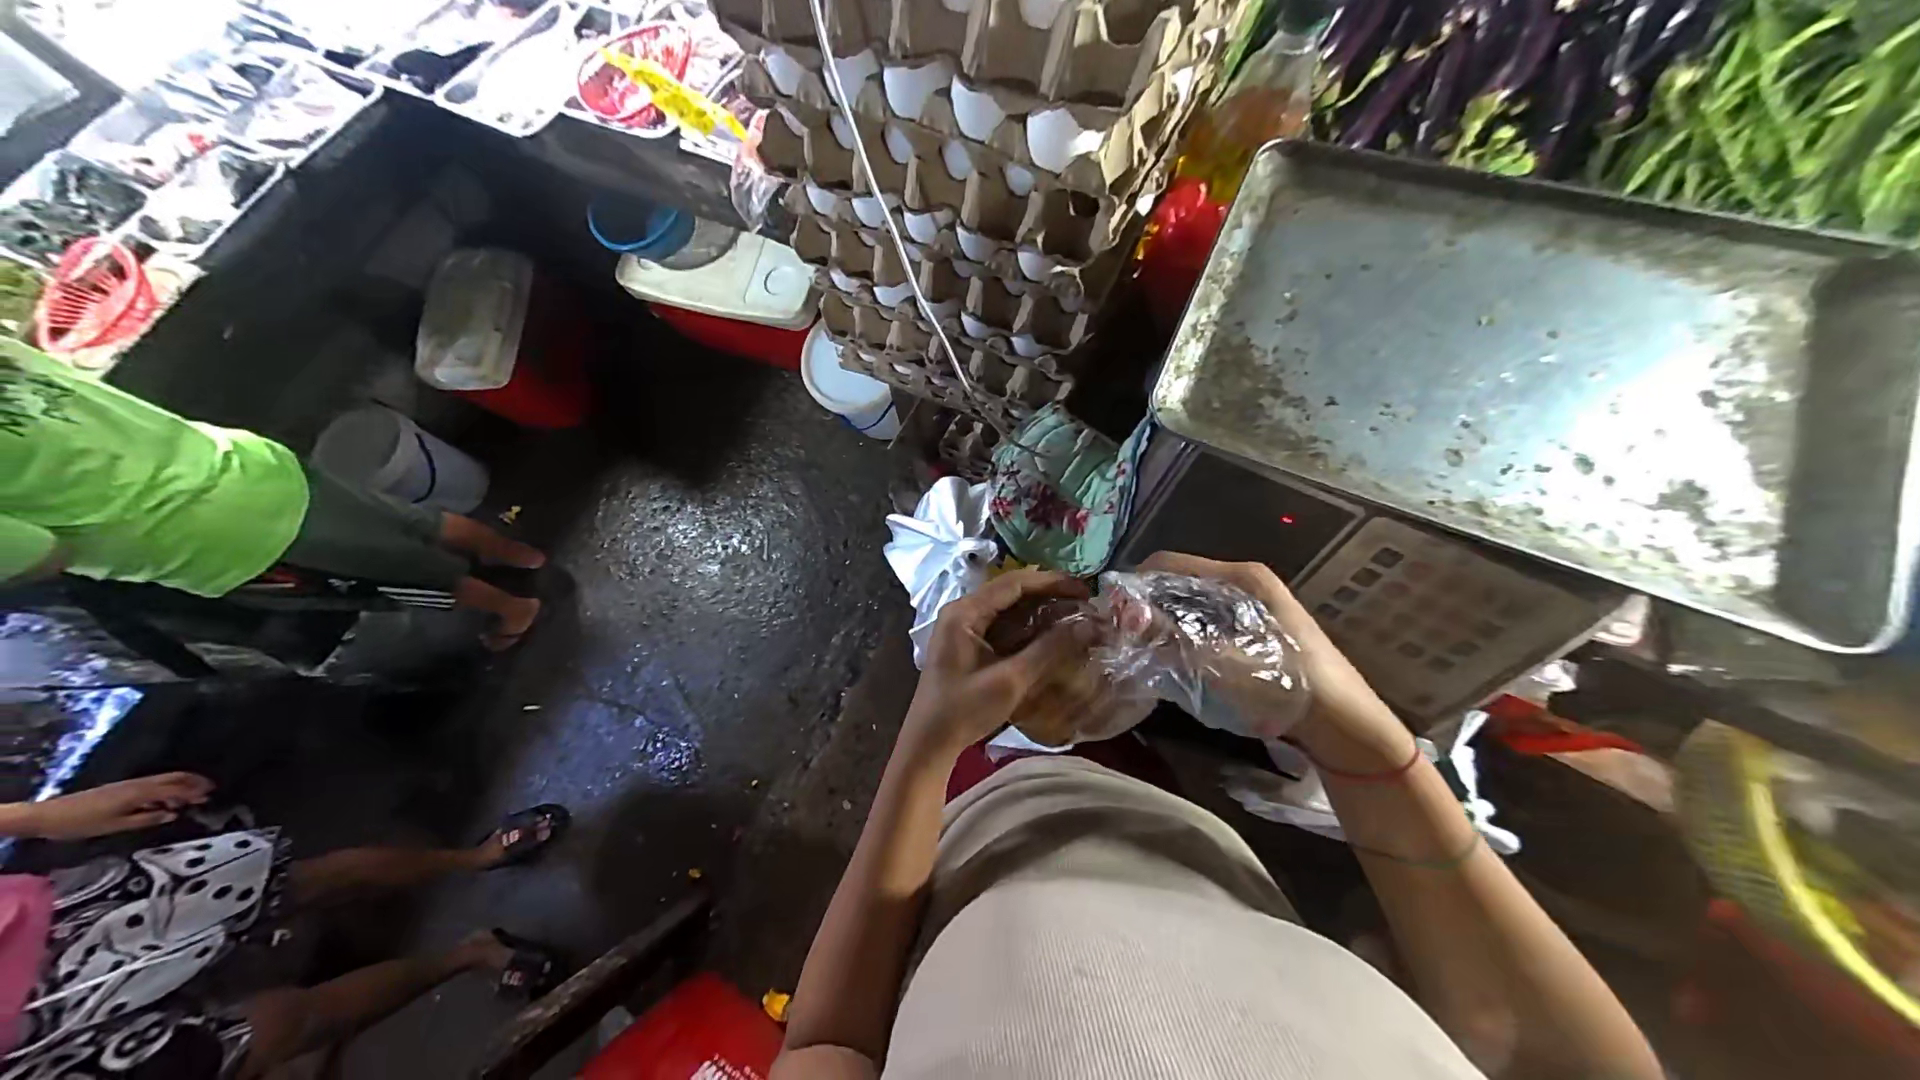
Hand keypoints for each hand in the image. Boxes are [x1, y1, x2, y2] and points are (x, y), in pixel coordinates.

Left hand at [6, 773, 214, 839]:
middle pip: (175, 778)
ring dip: (181, 786)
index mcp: (142, 793)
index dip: (195, 791)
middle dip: (194, 782)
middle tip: (208, 790)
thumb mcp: (116, 825)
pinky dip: (167, 789)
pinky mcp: (123, 787)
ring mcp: (131, 784)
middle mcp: (140, 784)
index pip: (177, 789)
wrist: (48, 816)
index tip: (210, 796)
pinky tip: (164, 801)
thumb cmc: (83, 823)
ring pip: (165, 780)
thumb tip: (173, 814)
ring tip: (189, 798)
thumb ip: (147, 819)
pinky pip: (154, 784)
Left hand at [901, 569, 1094, 760]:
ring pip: (1008, 607)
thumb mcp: (1010, 680)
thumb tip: (1088, 625)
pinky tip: (1050, 632)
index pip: (1014, 583)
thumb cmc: (963, 709)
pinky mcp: (967, 643)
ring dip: (1039, 608)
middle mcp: (962, 611)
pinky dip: (1027, 625)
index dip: (1052, 582)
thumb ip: (1048, 649)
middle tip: (1084, 602)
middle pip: (1011, 591)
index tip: (1084, 590)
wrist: (928, 742)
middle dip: (1048, 593)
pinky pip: (1002, 624)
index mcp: (964, 612)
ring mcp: (963, 627)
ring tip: (1073, 613)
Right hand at [1140, 552, 1415, 770]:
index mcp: (1240, 577)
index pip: (1167, 564)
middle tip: (1122, 636)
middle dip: (1146, 606)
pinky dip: (1183, 635)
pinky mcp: (1254, 628)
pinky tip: (1173, 660)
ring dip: (1163, 624)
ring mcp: (1251, 606)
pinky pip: (1204, 622)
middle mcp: (1244, 582)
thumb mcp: (1221, 663)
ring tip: (1141, 650)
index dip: (1134, 585)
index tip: (1110, 614)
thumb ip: (1169, 636)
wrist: (1345, 726)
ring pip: (1188, 605)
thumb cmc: (1284, 686)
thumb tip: (1122, 613)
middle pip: (1176, 583)